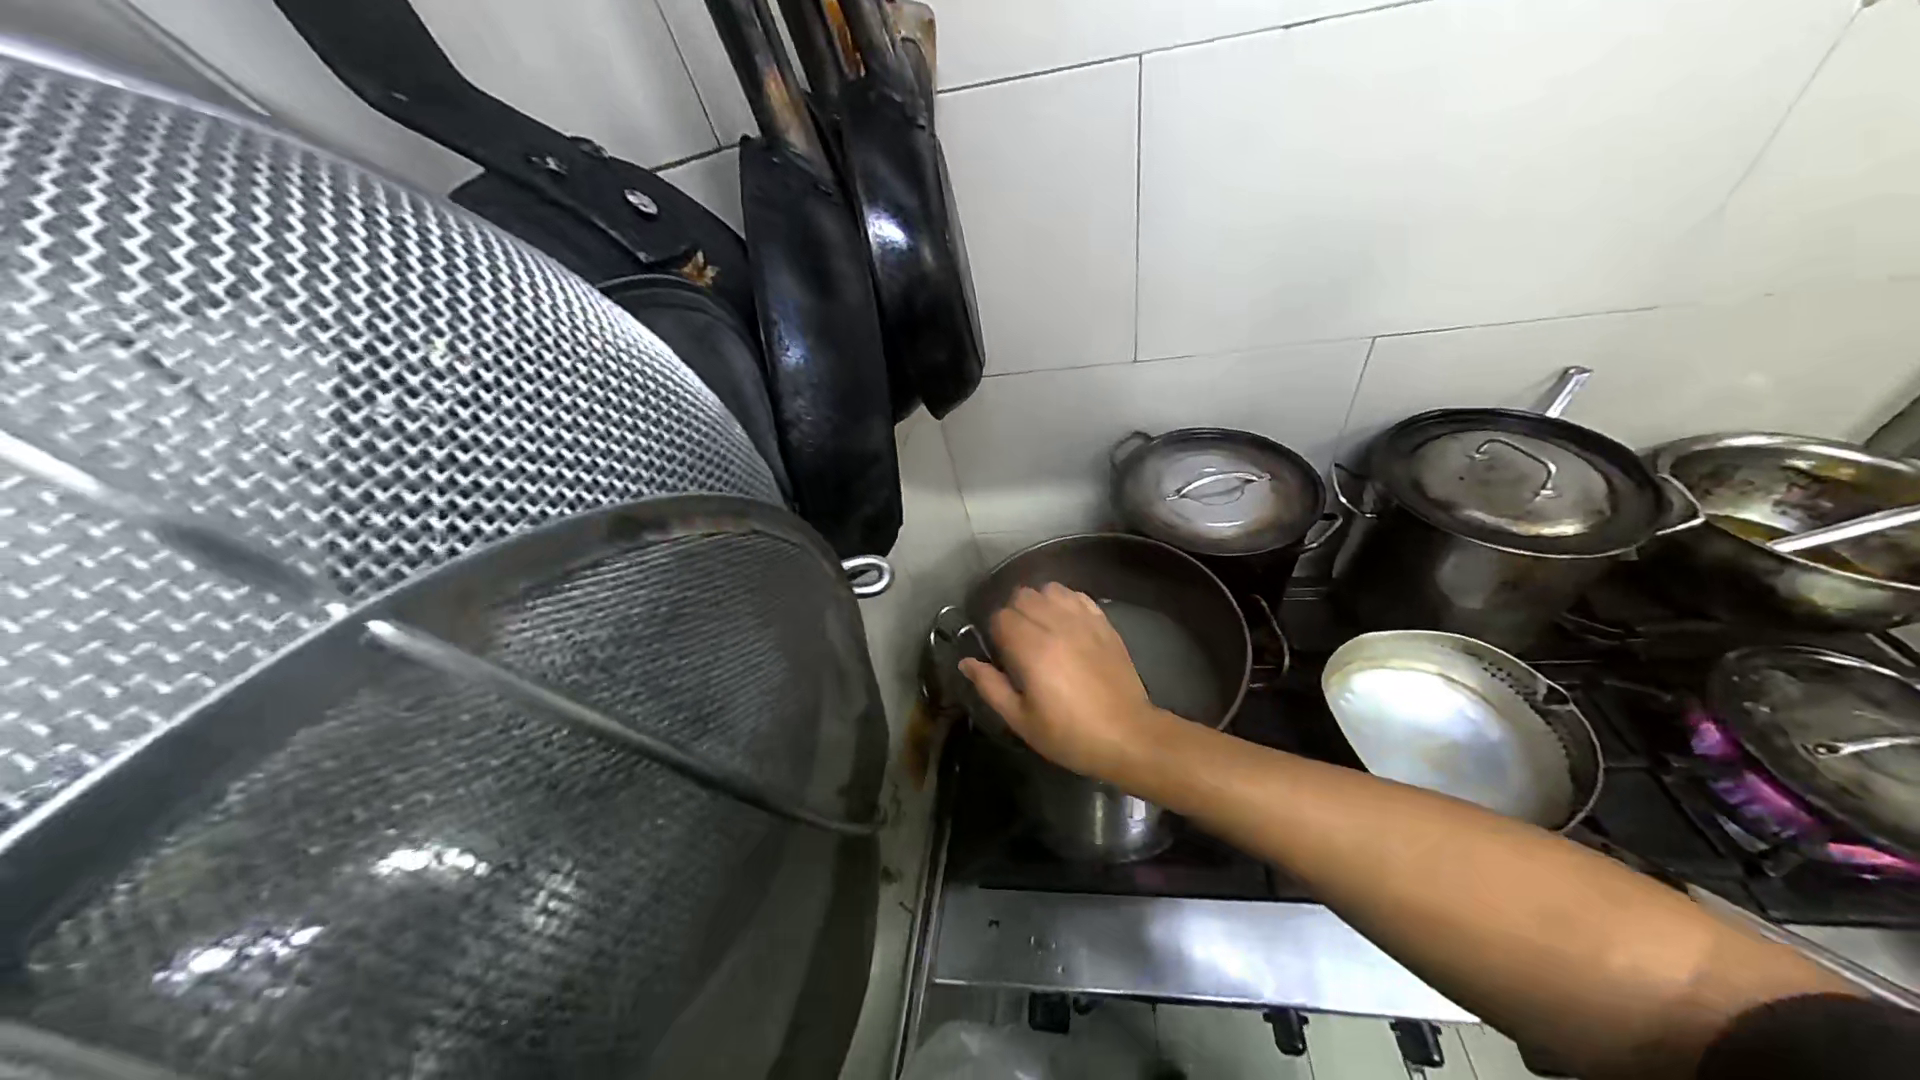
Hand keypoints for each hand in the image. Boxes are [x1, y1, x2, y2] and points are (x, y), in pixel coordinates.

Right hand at [958, 583, 1168, 780]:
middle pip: (1022, 596)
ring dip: (1039, 603)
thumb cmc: (1069, 734)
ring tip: (1041, 628)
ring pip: (1049, 589)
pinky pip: (1077, 595)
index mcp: (1032, 649)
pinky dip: (1064, 601)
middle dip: (1013, 614)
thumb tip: (966, 662)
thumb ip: (990, 686)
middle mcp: (1056, 625)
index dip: (994, 633)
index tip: (1000, 654)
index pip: (1001, 616)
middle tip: (1018, 643)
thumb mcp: (1021, 720)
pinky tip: (1065, 623)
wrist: (1128, 736)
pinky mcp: (1104, 623)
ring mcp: (1084, 621)